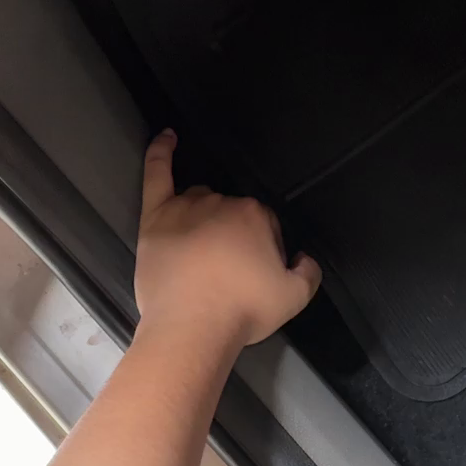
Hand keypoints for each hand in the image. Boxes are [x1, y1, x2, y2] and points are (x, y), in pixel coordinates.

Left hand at [133, 129, 320, 349]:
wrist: (193, 327)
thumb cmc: (244, 311)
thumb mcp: (295, 298)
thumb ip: (309, 272)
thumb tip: (304, 257)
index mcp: (257, 217)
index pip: (267, 224)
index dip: (265, 249)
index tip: (258, 273)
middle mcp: (223, 203)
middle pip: (234, 211)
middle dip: (237, 236)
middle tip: (232, 272)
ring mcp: (187, 207)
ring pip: (202, 198)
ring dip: (208, 215)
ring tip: (206, 248)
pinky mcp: (156, 216)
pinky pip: (157, 173)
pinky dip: (161, 153)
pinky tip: (167, 137)